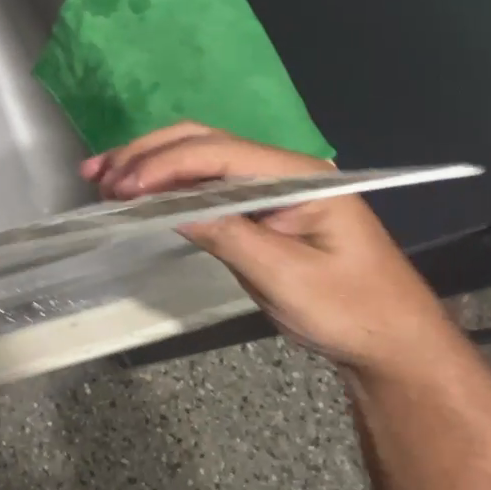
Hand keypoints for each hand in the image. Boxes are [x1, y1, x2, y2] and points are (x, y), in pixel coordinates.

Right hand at [84, 122, 457, 374]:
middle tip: (99, 179)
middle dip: (145, 156)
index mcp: (298, 177)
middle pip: (200, 143)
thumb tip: (166, 209)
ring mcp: (265, 186)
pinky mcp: (252, 207)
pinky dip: (160, 185)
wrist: (391, 346)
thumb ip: (228, 235)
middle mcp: (279, 169)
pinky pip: (198, 184)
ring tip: (98, 177)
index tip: (122, 189)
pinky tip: (131, 193)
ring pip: (193, 157)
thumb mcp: (286, 276)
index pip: (218, 154)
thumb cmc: (350, 312)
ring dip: (145, 164)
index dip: (164, 165)